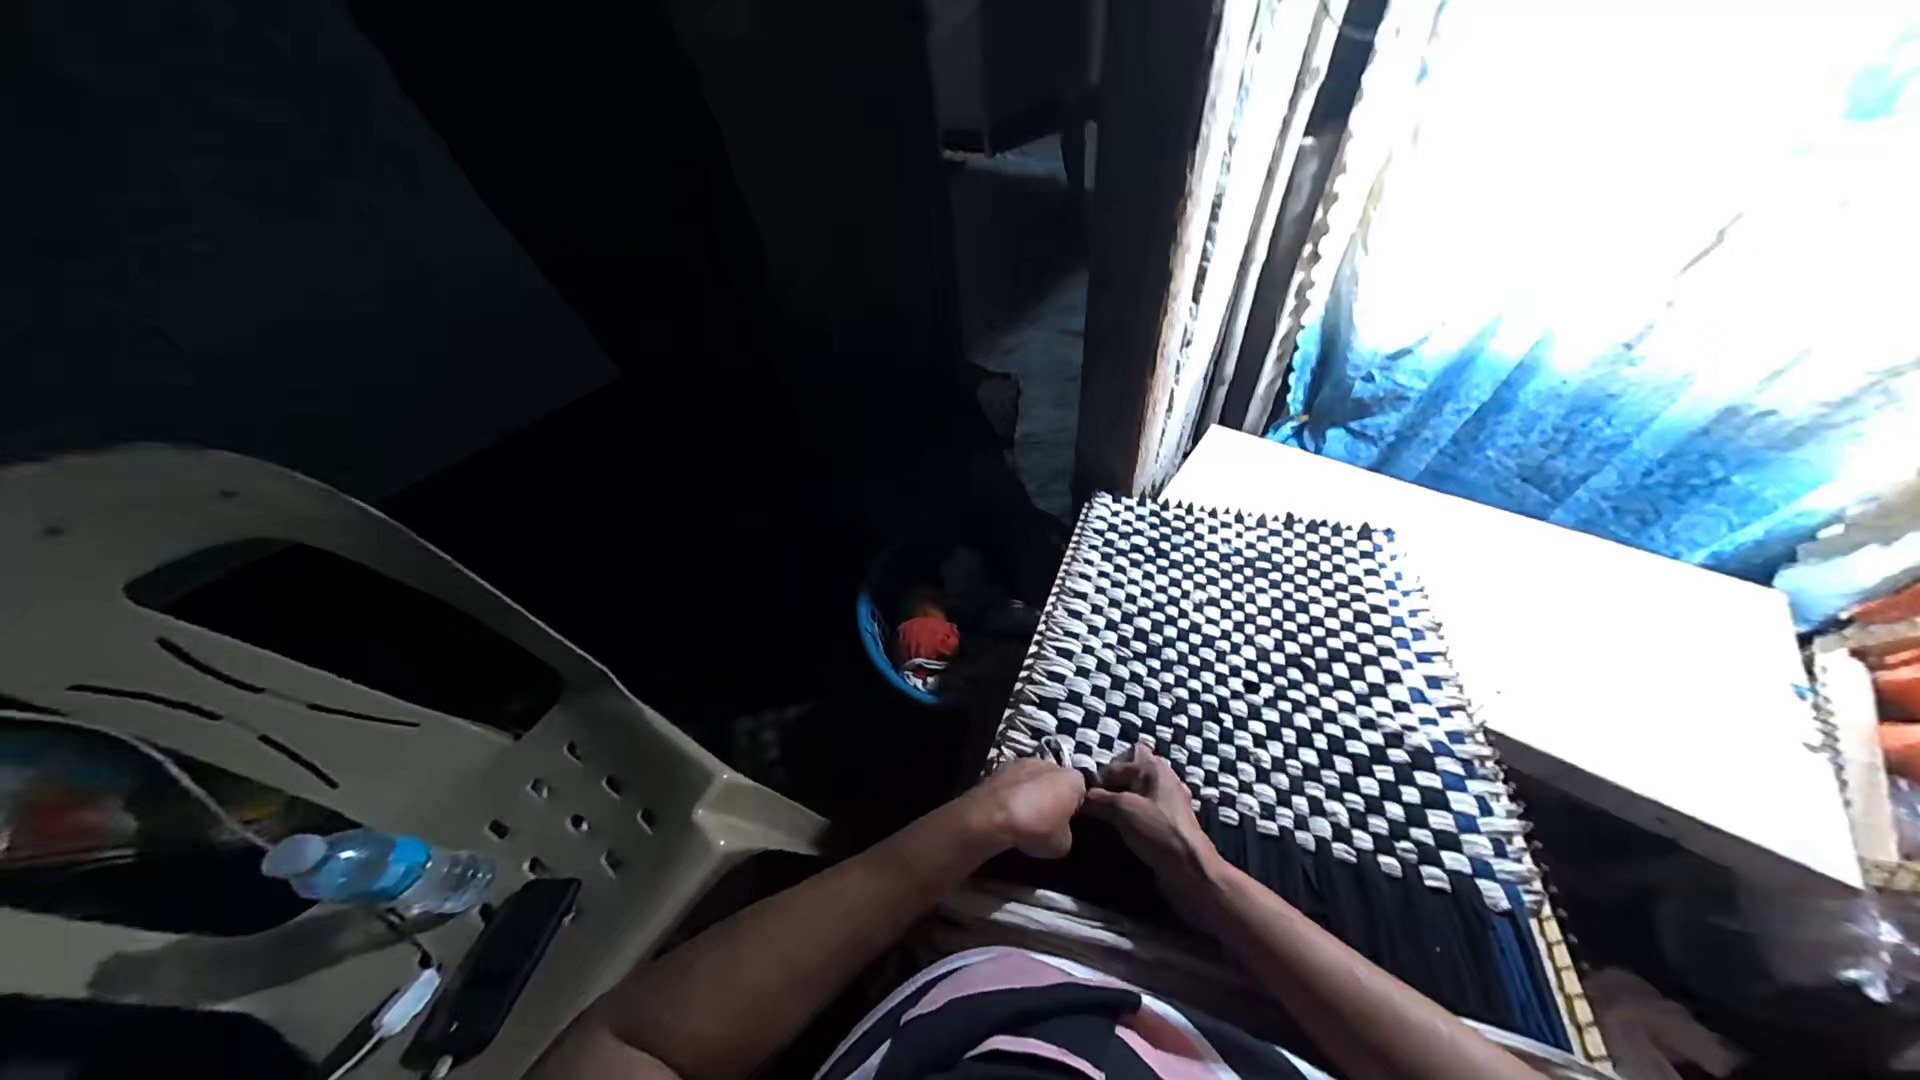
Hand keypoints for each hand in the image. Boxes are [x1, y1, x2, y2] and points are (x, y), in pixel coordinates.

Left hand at [967, 758, 1086, 857]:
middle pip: (1056, 781)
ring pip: (1034, 778)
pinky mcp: (1003, 766)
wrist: (994, 815)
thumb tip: (1059, 829)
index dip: (1073, 808)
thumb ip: (1066, 832)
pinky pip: (1015, 780)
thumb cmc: (1037, 828)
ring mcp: (1025, 761)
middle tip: (1044, 819)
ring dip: (1031, 791)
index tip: (1064, 823)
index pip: (1080, 792)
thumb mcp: (1063, 844)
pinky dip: (1013, 791)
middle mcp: (1051, 763)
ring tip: (1022, 815)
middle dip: (1052, 796)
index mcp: (1073, 779)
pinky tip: (1007, 809)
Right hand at [1082, 745, 1221, 902]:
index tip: (1091, 796)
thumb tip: (1079, 798)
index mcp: (1153, 767)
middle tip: (1098, 805)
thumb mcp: (1120, 809)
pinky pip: (1144, 813)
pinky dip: (1132, 819)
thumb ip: (1096, 799)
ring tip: (1106, 820)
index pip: (1119, 760)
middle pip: (1130, 773)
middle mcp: (1163, 779)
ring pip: (1137, 794)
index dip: (1102, 775)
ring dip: (1121, 804)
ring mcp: (1169, 802)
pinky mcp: (1170, 824)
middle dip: (1112, 787)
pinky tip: (1122, 833)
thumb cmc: (1156, 831)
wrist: (1191, 871)